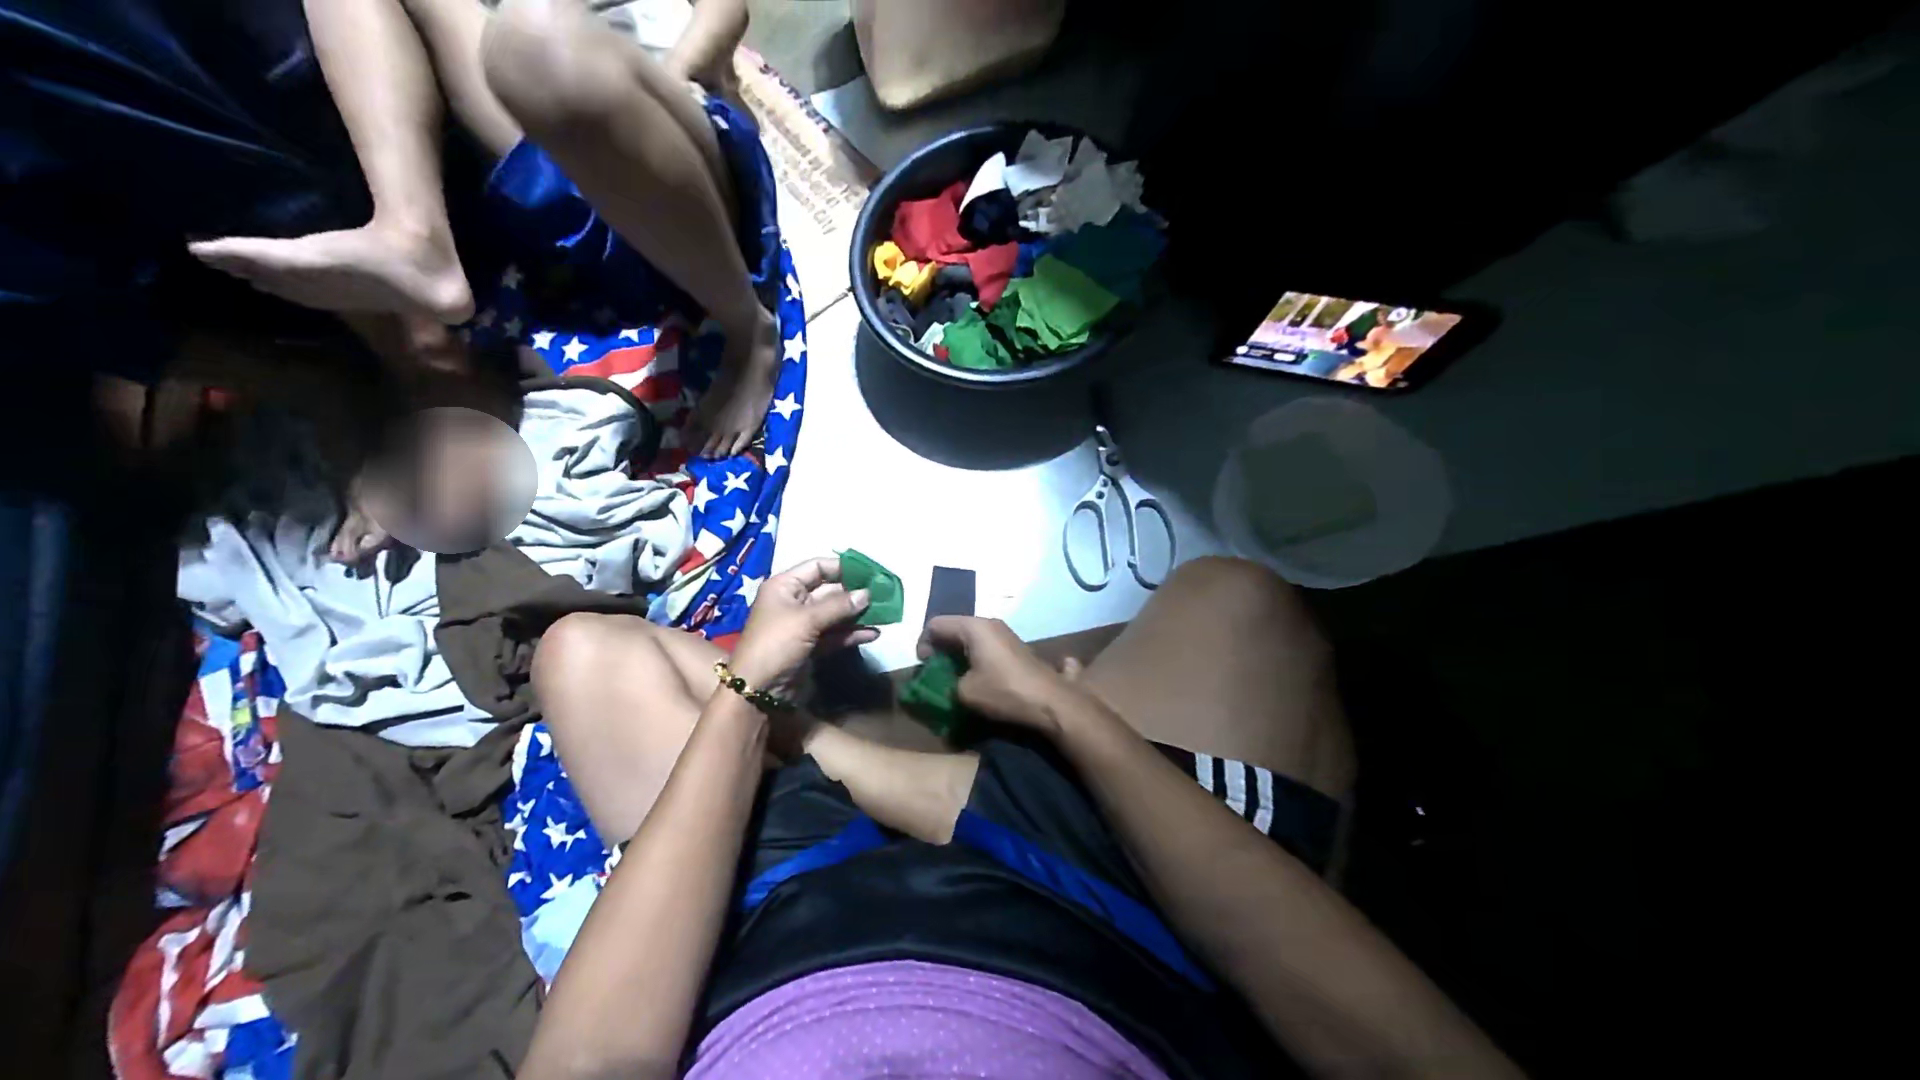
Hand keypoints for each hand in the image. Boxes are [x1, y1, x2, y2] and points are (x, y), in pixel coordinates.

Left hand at [728, 556, 876, 696]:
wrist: (757, 691)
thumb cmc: (776, 644)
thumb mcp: (806, 620)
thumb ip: (838, 606)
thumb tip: (868, 593)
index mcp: (785, 586)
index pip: (817, 567)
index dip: (843, 567)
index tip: (870, 572)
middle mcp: (794, 602)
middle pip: (830, 590)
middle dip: (855, 592)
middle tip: (883, 594)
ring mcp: (804, 626)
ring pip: (836, 614)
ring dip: (857, 614)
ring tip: (884, 614)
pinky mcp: (812, 647)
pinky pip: (836, 635)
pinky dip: (853, 634)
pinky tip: (873, 634)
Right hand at [918, 617, 1086, 735]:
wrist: (1050, 702)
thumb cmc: (1004, 691)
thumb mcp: (964, 692)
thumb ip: (947, 683)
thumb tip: (948, 682)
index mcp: (974, 627)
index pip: (936, 624)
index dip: (923, 644)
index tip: (925, 667)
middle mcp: (989, 623)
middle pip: (953, 628)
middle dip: (940, 649)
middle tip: (935, 673)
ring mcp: (1004, 634)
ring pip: (969, 637)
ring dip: (957, 655)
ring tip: (953, 678)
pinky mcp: (1014, 647)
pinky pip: (984, 645)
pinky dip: (973, 657)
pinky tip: (974, 678)